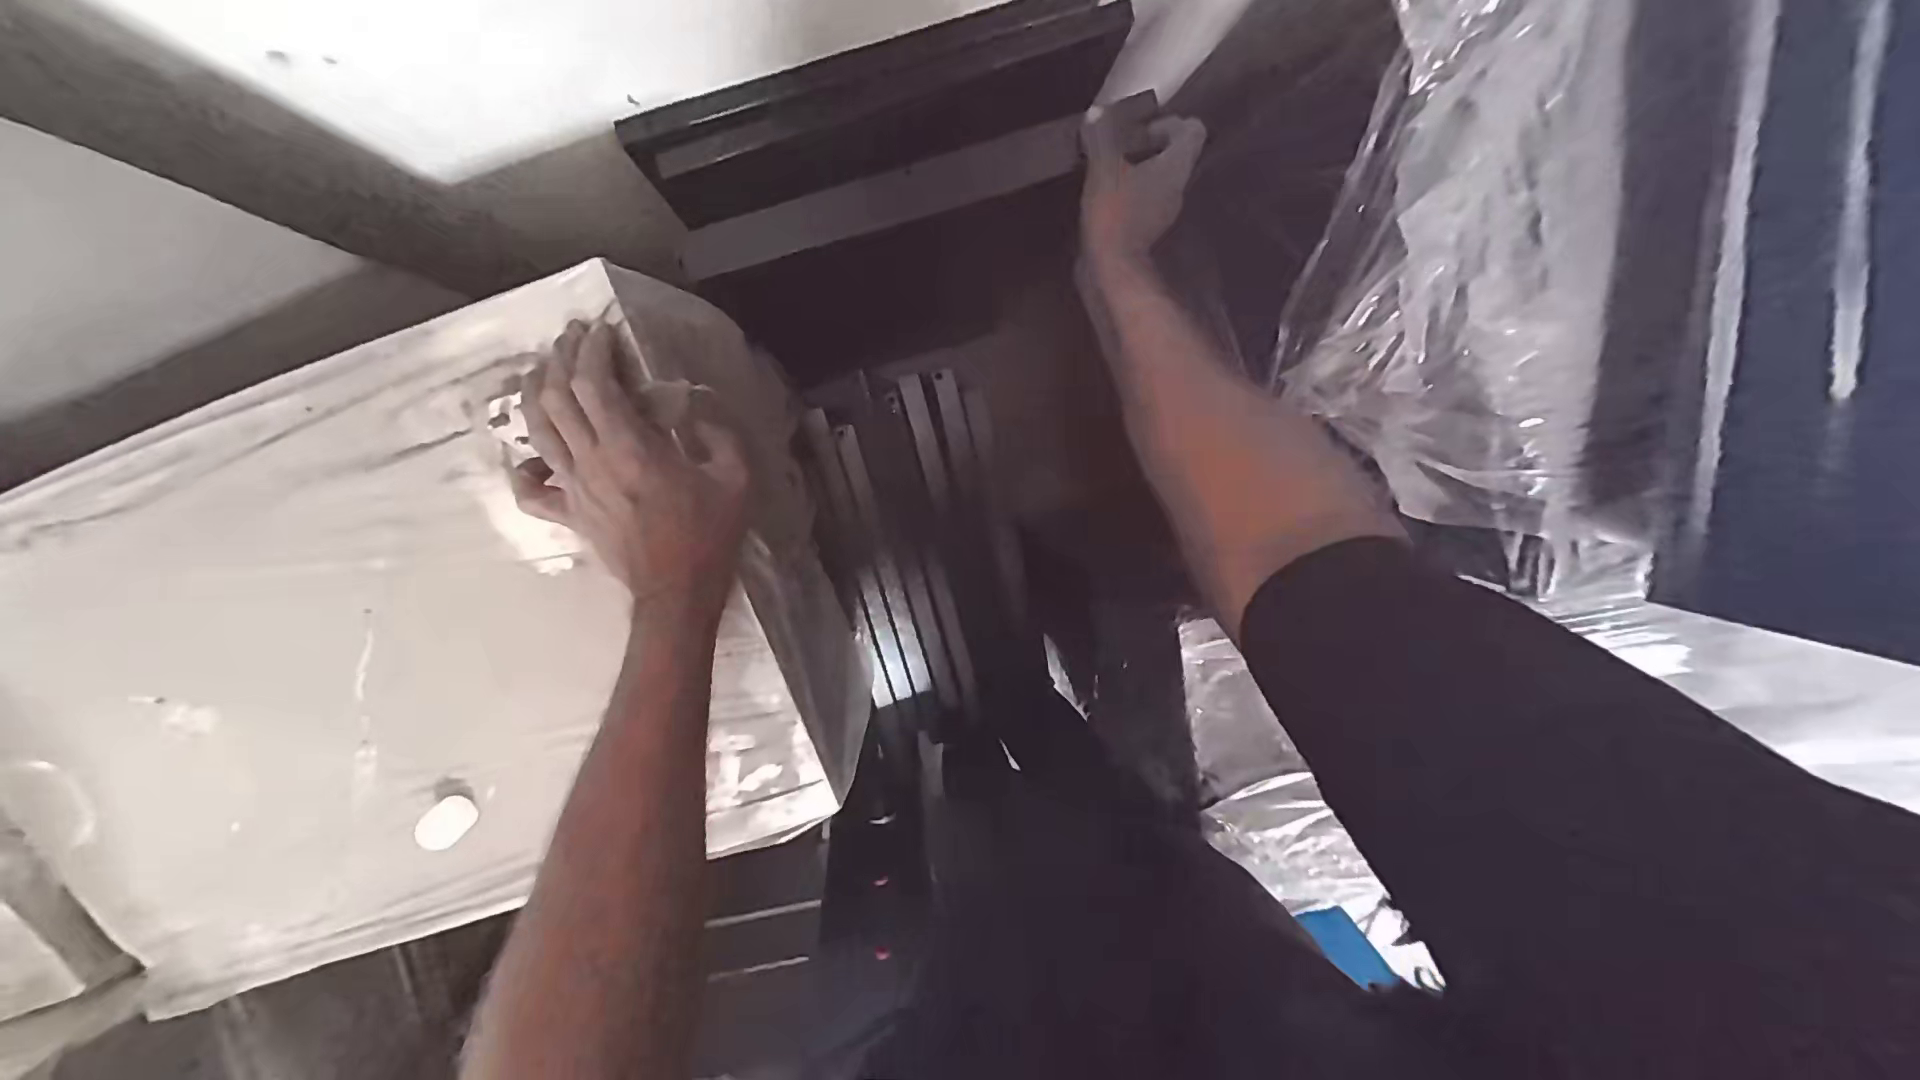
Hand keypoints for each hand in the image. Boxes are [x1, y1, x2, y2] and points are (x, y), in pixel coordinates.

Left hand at [511, 321, 749, 615]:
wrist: (678, 591)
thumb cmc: (709, 535)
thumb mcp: (735, 478)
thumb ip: (719, 435)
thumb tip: (698, 407)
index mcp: (630, 448)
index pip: (595, 383)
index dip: (592, 350)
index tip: (600, 329)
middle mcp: (592, 461)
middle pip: (557, 397)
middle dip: (559, 359)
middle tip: (569, 338)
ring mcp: (574, 489)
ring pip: (537, 431)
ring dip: (534, 393)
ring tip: (541, 370)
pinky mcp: (570, 515)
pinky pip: (532, 490)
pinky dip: (523, 468)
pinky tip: (530, 456)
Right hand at [1081, 110, 1207, 269]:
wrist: (1110, 269)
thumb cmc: (1113, 214)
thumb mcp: (1103, 167)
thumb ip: (1102, 136)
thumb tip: (1097, 113)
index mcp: (1176, 168)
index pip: (1192, 131)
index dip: (1169, 122)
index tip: (1141, 128)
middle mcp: (1177, 190)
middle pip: (1174, 157)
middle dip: (1149, 147)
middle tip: (1120, 147)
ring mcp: (1163, 215)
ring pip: (1157, 182)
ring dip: (1138, 173)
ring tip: (1109, 171)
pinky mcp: (1146, 233)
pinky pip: (1143, 204)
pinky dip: (1130, 196)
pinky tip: (1106, 198)